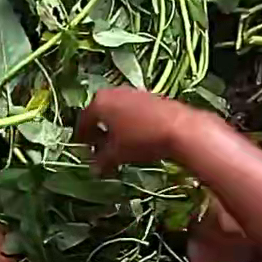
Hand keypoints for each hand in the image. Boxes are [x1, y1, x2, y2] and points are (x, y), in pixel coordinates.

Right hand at [75, 88, 210, 173]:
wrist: (180, 128)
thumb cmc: (141, 139)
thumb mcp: (117, 154)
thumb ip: (102, 160)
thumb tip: (94, 169)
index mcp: (99, 103)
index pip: (83, 121)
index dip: (81, 137)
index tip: (82, 149)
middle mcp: (113, 92)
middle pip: (99, 113)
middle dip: (98, 131)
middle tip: (98, 147)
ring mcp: (132, 92)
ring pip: (116, 110)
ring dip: (114, 126)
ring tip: (117, 144)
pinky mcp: (149, 95)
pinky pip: (131, 109)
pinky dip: (128, 121)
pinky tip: (135, 135)